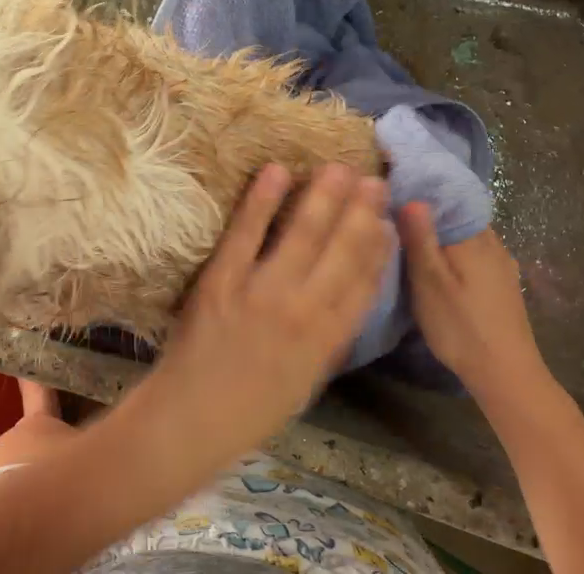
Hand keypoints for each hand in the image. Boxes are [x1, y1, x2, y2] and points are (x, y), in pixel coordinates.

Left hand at [130, 164, 395, 463]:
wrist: (194, 416)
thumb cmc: (252, 407)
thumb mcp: (307, 380)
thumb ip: (327, 338)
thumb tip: (346, 299)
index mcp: (328, 340)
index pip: (364, 285)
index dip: (380, 249)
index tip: (390, 220)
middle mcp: (304, 311)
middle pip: (342, 252)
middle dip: (361, 212)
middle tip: (375, 179)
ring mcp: (262, 292)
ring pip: (303, 235)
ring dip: (325, 198)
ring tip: (340, 168)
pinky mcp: (222, 279)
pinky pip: (246, 233)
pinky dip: (262, 200)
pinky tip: (277, 171)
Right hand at [395, 203, 548, 404]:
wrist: (506, 374)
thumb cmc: (461, 327)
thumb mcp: (429, 282)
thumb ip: (420, 238)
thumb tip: (412, 195)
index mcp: (472, 236)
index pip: (444, 196)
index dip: (417, 188)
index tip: (389, 184)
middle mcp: (491, 242)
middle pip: (455, 213)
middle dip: (427, 209)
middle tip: (390, 210)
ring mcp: (500, 263)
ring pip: (463, 233)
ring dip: (439, 230)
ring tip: (406, 234)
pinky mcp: (501, 282)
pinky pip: (471, 251)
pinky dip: (451, 248)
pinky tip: (435, 262)